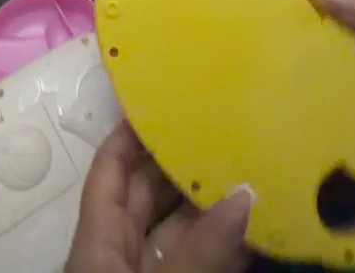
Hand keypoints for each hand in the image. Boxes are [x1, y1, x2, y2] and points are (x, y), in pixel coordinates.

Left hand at [66, 123, 251, 272]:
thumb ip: (200, 248)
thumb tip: (247, 194)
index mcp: (97, 240)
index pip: (110, 167)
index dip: (131, 131)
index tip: (164, 97)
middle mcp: (119, 253)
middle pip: (149, 194)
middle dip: (185, 164)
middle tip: (224, 128)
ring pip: (179, 231)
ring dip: (213, 208)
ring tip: (250, 170)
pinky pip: (198, 263)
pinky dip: (223, 247)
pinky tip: (257, 227)